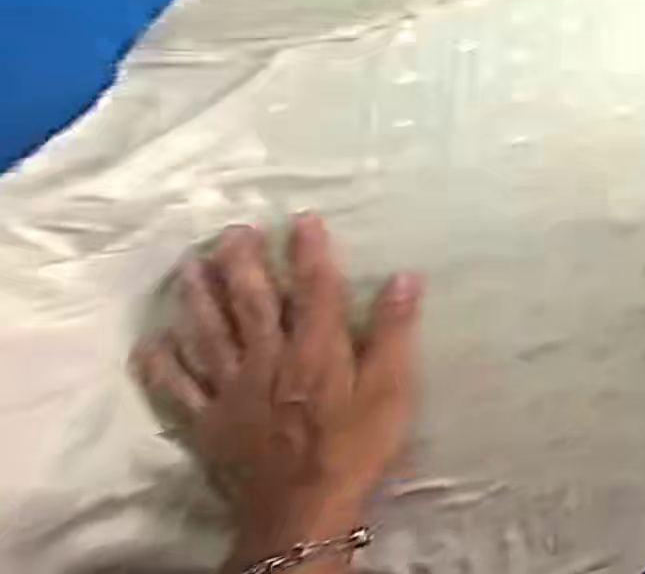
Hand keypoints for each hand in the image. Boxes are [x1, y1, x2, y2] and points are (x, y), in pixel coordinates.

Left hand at [132, 216, 421, 572]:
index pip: (313, 289)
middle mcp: (268, 362)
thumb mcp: (393, 384)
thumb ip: (396, 329)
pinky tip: (152, 342)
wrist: (301, 510)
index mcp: (316, 350)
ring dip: (196, 300)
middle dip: (241, 266)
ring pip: (207, 337)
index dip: (308, 252)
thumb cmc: (359, 440)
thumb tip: (404, 276)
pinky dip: (161, 363)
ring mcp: (230, 393)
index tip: (301, 220)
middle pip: (251, 306)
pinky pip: (176, 389)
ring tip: (188, 269)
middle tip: (231, 233)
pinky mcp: (206, 424)